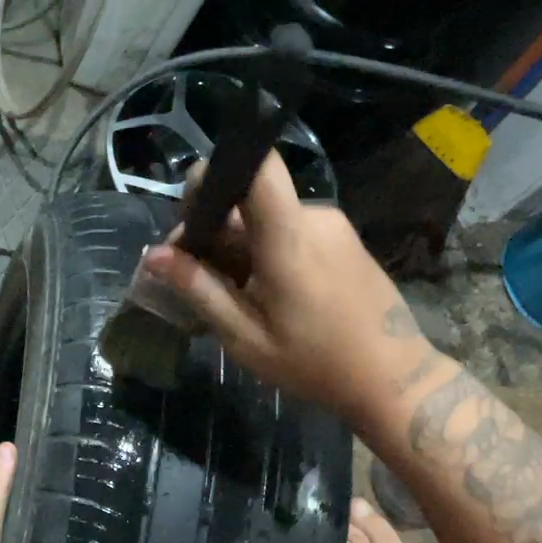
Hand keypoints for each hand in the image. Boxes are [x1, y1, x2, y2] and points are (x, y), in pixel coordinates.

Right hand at [140, 153, 436, 419]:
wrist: (388, 374)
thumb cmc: (312, 362)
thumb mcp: (244, 336)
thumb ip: (199, 290)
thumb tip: (153, 256)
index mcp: (288, 237)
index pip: (257, 168)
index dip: (217, 174)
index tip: (189, 216)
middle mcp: (312, 217)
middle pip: (249, 202)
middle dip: (212, 231)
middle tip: (188, 278)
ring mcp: (330, 226)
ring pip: (265, 220)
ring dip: (235, 248)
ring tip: (221, 295)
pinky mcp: (340, 239)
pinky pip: (286, 232)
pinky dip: (260, 254)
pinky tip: (253, 293)